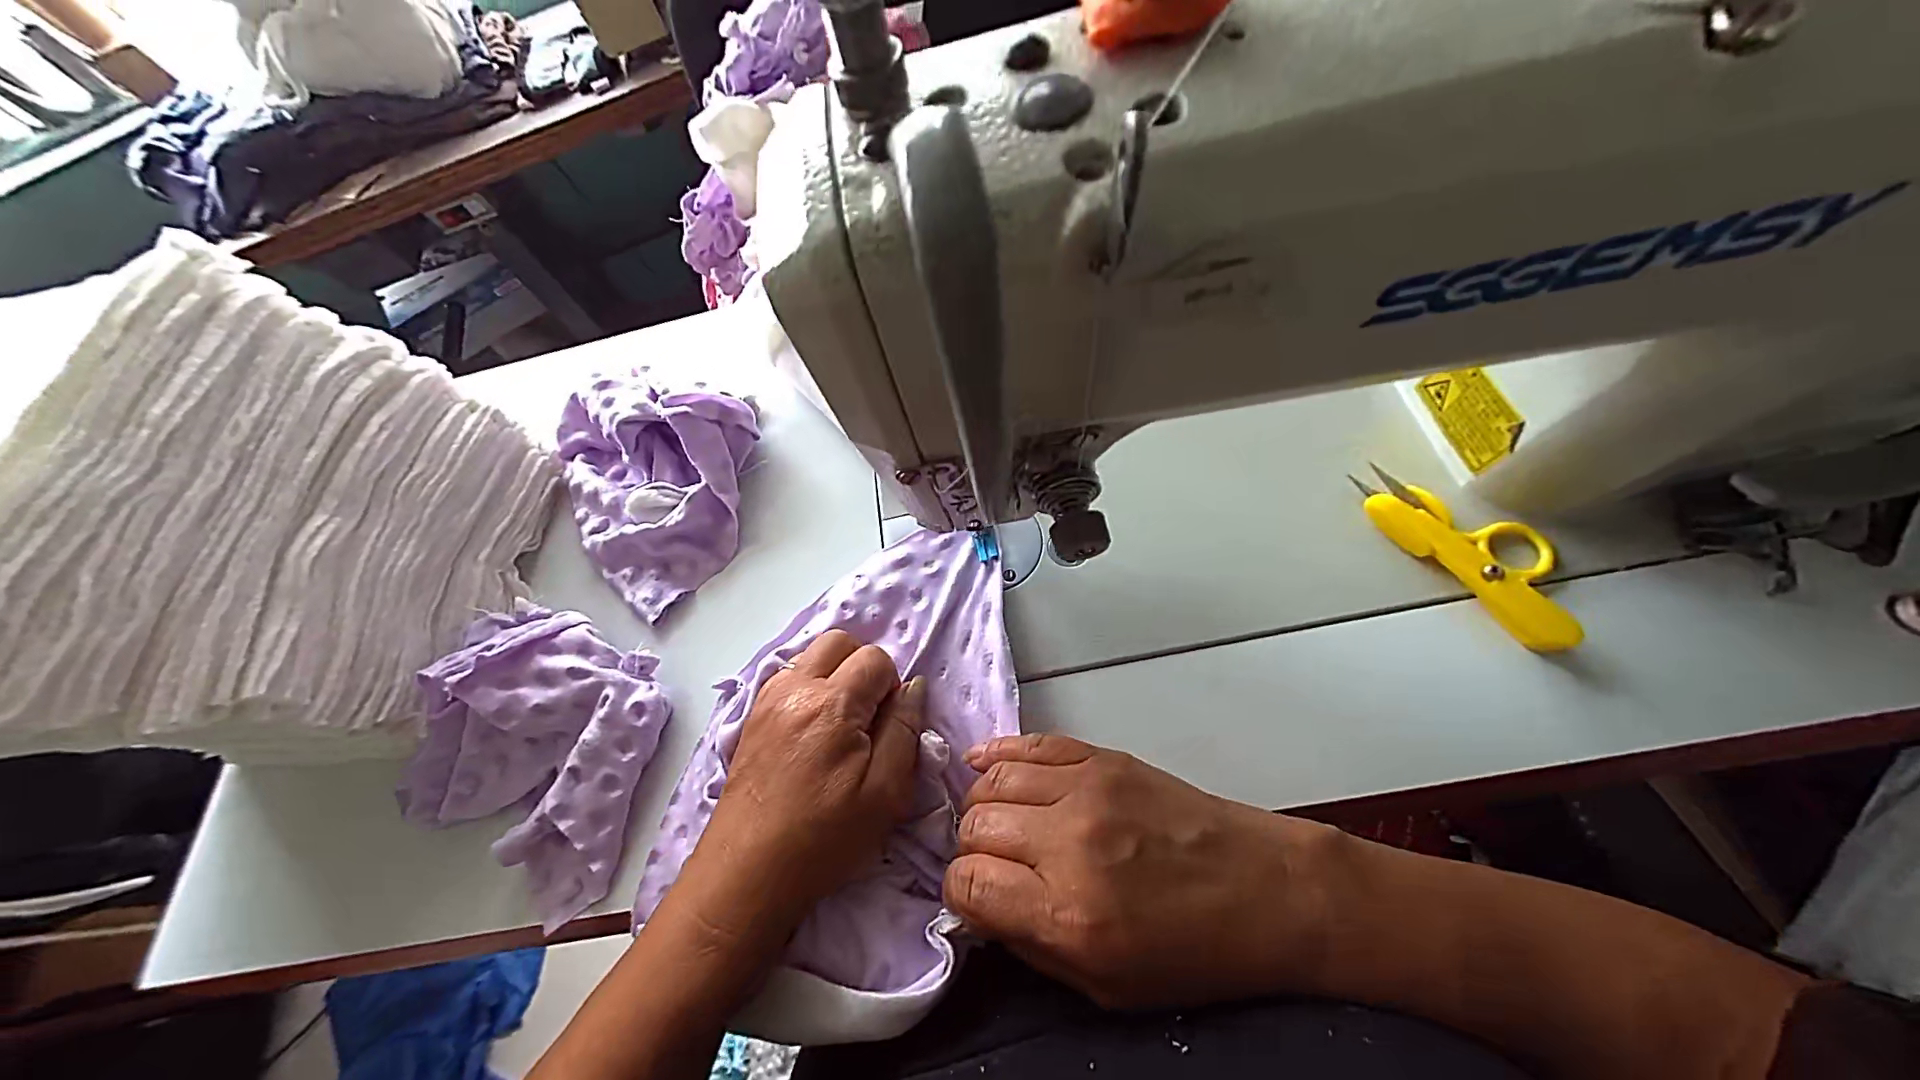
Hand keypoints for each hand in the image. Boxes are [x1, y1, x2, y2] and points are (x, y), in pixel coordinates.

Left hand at [673, 630, 923, 949]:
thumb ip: (905, 729)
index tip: (887, 727)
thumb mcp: (885, 792)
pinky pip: (788, 679)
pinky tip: (813, 734)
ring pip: (812, 656)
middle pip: (840, 641)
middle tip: (867, 716)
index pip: (876, 659)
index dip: (892, 687)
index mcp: (832, 704)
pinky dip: (809, 689)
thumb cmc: (823, 839)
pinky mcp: (752, 717)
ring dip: (835, 676)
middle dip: (863, 668)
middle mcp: (795, 689)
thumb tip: (914, 687)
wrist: (747, 874)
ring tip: (840, 725)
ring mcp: (767, 700)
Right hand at [943, 733, 1338, 1009]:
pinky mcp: (1103, 758)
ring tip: (990, 817)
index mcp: (1068, 914)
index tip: (975, 894)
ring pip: (992, 781)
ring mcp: (1086, 790)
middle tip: (991, 860)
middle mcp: (1068, 843)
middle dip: (969, 848)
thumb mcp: (1107, 985)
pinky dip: (997, 753)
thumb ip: (1030, 943)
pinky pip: (1030, 744)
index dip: (960, 891)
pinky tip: (982, 763)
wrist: (1263, 889)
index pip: (968, 883)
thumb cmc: (1193, 951)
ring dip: (979, 802)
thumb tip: (980, 904)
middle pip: (974, 827)